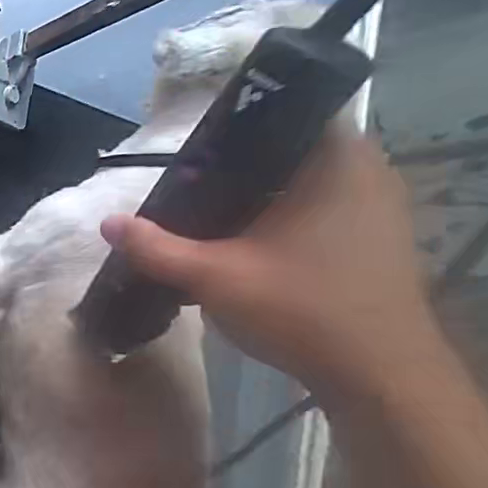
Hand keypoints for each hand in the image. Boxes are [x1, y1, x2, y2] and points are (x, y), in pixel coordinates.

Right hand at [101, 124, 444, 398]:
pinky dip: (286, 218)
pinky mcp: (379, 237)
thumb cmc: (302, 311)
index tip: (195, 158)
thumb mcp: (216, 278)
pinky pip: (322, 208)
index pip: (280, 111)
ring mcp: (379, 204)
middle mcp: (367, 168)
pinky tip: (255, 247)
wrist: (379, 376)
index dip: (232, 129)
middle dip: (239, 169)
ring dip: (262, 197)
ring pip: (305, 182)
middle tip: (194, 192)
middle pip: (287, 149)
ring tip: (216, 219)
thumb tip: (108, 223)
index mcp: (335, 157)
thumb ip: (158, 249)